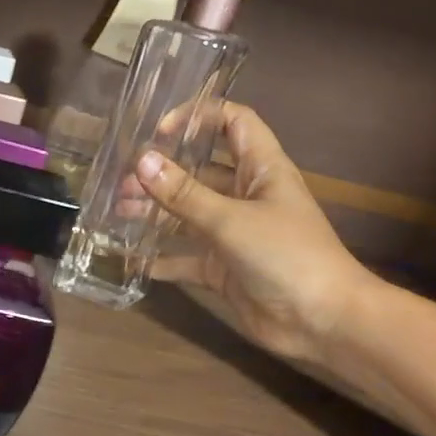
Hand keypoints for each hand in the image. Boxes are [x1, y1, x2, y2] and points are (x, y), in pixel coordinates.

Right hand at [127, 102, 377, 363]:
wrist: (318, 319)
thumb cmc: (285, 255)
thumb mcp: (231, 220)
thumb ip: (184, 194)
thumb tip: (142, 162)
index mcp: (262, 169)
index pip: (233, 123)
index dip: (199, 117)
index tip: (159, 131)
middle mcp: (246, 196)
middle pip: (200, 172)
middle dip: (163, 173)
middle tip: (122, 182)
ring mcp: (234, 234)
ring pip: (188, 215)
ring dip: (155, 212)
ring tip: (117, 213)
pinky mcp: (223, 269)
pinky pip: (185, 258)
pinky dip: (161, 259)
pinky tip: (130, 259)